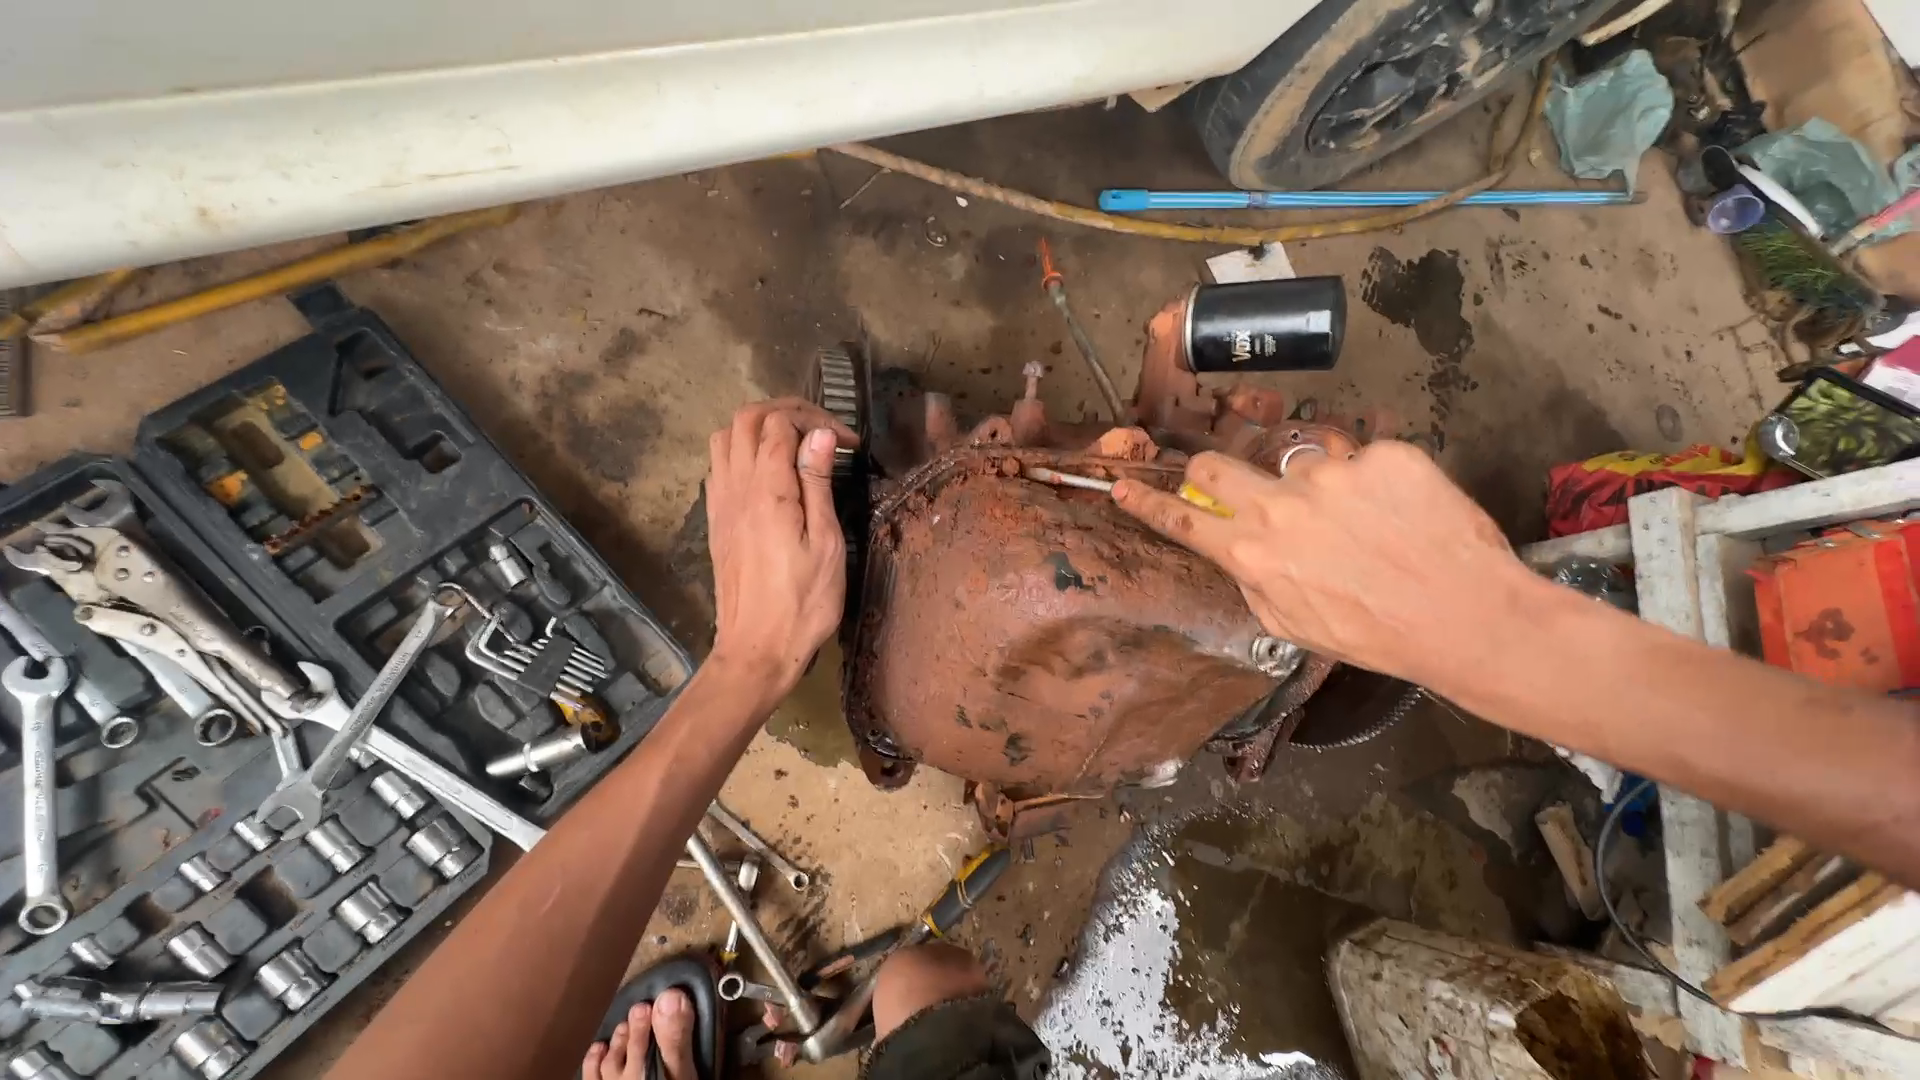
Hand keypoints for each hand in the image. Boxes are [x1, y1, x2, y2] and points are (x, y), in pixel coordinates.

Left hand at [704, 399, 857, 698]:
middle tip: (822, 432)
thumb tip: (821, 435)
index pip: (780, 424)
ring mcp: (720, 504)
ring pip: (725, 437)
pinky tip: (768, 474)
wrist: (756, 649)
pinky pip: (718, 465)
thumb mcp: (828, 545)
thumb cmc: (803, 604)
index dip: (817, 421)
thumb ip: (818, 484)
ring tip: (794, 446)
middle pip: (747, 419)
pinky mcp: (715, 521)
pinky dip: (742, 452)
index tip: (848, 445)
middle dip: (786, 412)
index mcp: (768, 491)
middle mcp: (736, 488)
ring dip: (759, 428)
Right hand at [1111, 441, 1523, 680]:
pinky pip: (1361, 460)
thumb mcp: (1290, 625)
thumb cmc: (1374, 634)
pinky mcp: (1383, 454)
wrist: (1468, 617)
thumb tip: (1240, 550)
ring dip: (1312, 489)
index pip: (1180, 518)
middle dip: (1210, 473)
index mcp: (1251, 553)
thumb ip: (1253, 580)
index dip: (1145, 503)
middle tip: (1233, 487)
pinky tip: (1400, 514)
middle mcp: (1279, 505)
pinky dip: (1372, 483)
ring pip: (1297, 466)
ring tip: (1360, 524)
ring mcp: (1331, 474)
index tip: (1122, 487)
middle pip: (1214, 465)